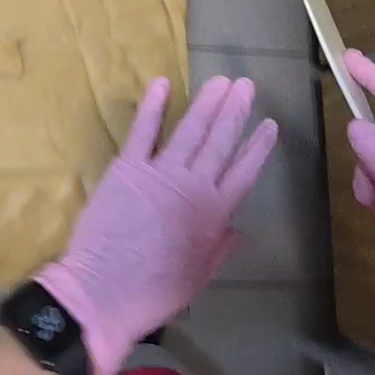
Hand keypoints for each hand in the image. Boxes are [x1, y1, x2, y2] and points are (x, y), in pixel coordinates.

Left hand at [38, 76, 278, 374]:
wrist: (104, 294)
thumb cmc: (154, 293)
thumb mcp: (199, 277)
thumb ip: (220, 248)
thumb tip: (237, 229)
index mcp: (214, 215)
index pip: (244, 172)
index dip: (258, 147)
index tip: (270, 124)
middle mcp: (193, 187)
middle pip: (220, 142)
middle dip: (235, 111)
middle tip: (247, 85)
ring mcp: (160, 173)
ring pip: (190, 130)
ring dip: (207, 103)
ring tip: (221, 80)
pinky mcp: (128, 167)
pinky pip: (143, 130)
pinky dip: (153, 106)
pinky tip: (163, 83)